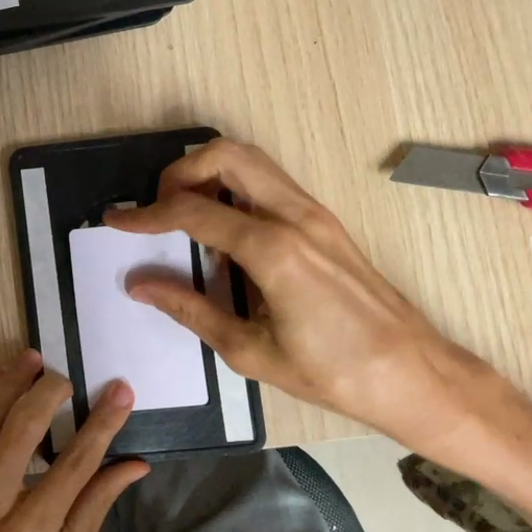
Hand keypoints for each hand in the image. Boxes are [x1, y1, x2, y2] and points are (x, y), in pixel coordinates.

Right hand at [104, 139, 516, 458]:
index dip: (145, 214)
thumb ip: (190, 309)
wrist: (416, 376)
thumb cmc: (333, 373)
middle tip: (158, 207)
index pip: (192, 211)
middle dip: (180, 171)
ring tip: (183, 216)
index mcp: (273, 249)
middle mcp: (295, 216)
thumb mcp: (249, 350)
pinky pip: (269, 184)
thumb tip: (140, 285)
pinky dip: (234, 189)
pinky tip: (222, 233)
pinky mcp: (325, 222)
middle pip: (227, 155)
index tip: (115, 221)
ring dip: (208, 174)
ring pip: (251, 161)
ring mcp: (315, 213)